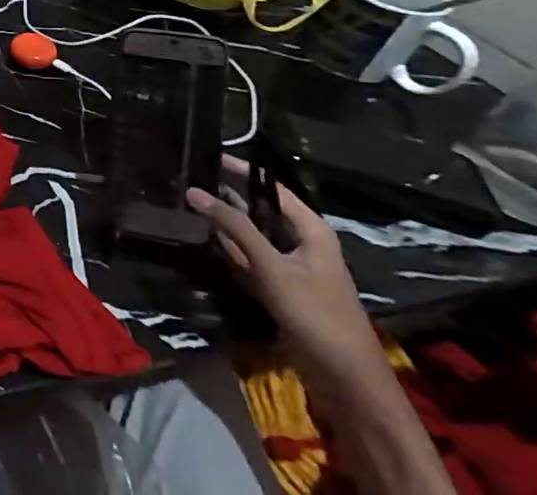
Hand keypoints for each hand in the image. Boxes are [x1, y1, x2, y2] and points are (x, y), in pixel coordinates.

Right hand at [187, 155, 377, 388]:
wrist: (345, 379)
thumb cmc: (315, 314)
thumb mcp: (272, 267)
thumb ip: (234, 228)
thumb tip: (196, 192)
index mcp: (311, 229)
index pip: (272, 187)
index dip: (242, 171)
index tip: (210, 156)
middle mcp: (302, 242)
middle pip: (261, 211)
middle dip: (230, 196)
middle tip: (192, 179)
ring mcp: (291, 267)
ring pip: (253, 236)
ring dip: (227, 224)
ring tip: (190, 205)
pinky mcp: (280, 290)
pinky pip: (251, 261)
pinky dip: (230, 251)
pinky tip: (205, 242)